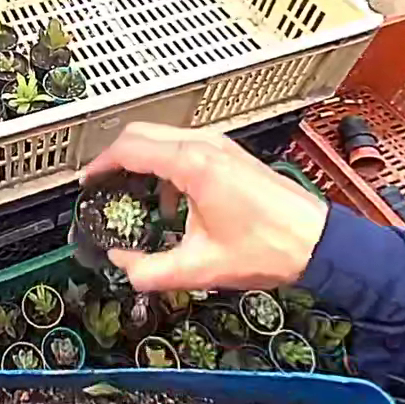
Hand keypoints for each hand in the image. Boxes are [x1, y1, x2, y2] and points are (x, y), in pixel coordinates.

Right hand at [84, 123, 328, 292]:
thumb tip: (123, 264)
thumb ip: (149, 271)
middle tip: (102, 184)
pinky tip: (170, 199)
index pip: (130, 148)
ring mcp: (218, 144)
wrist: (316, 240)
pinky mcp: (228, 152)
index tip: (88, 181)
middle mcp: (204, 145)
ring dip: (141, 159)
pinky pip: (182, 145)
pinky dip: (164, 163)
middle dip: (116, 157)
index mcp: (192, 164)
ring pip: (162, 136)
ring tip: (131, 194)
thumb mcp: (200, 268)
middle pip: (141, 132)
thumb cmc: (269, 247)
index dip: (101, 164)